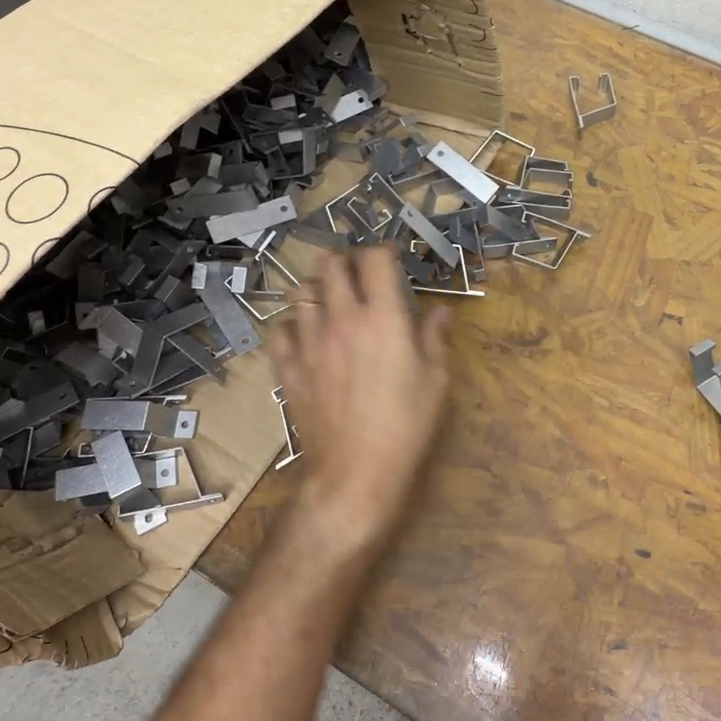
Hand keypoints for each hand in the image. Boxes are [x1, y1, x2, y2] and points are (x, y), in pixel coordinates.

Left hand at [269, 247, 452, 555]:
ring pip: (300, 292)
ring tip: (330, 301)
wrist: (355, 471)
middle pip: (330, 264)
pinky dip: (292, 325)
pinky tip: (304, 336)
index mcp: (383, 316)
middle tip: (358, 274)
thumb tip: (441, 312)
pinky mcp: (288, 367)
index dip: (383, 250)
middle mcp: (342, 318)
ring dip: (316, 289)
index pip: (375, 259)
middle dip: (345, 260)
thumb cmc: (406, 424)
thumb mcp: (435, 379)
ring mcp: (309, 342)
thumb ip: (434, 337)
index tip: (391, 257)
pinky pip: (279, 330)